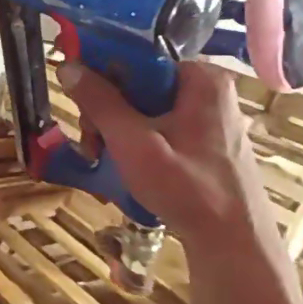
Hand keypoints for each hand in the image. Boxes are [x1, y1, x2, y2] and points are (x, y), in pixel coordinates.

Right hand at [57, 60, 265, 249]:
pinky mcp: (206, 140)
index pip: (139, 54)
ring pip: (144, 104)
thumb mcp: (133, 143)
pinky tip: (121, 161)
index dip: (100, 67)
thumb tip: (67, 65)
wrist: (235, 249)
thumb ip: (100, 102)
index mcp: (200, 79)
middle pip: (138, 80)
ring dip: (115, 126)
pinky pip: (158, 124)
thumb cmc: (188, 190)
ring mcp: (209, 116)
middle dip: (106, 107)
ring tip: (99, 154)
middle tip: (90, 137)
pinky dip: (135, 139)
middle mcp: (207, 89)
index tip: (75, 88)